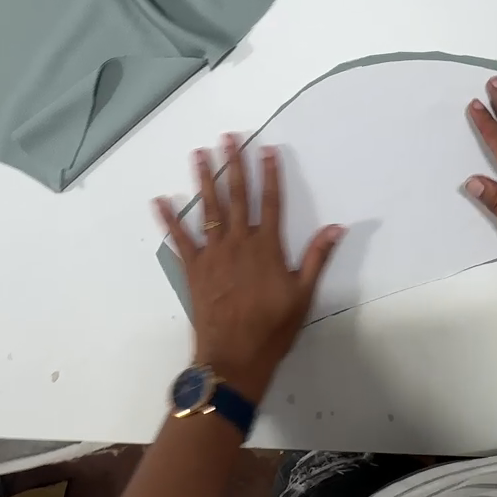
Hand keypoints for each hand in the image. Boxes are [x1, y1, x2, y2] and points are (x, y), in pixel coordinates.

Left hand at [157, 136, 342, 403]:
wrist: (234, 359)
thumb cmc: (272, 328)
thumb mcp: (303, 295)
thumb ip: (317, 257)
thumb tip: (337, 227)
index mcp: (266, 246)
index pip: (271, 201)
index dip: (270, 174)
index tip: (267, 148)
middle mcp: (238, 242)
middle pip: (237, 195)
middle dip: (233, 164)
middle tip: (228, 137)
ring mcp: (213, 253)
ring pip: (208, 208)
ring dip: (203, 179)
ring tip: (199, 153)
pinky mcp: (193, 269)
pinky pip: (179, 239)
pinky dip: (168, 220)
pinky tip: (159, 200)